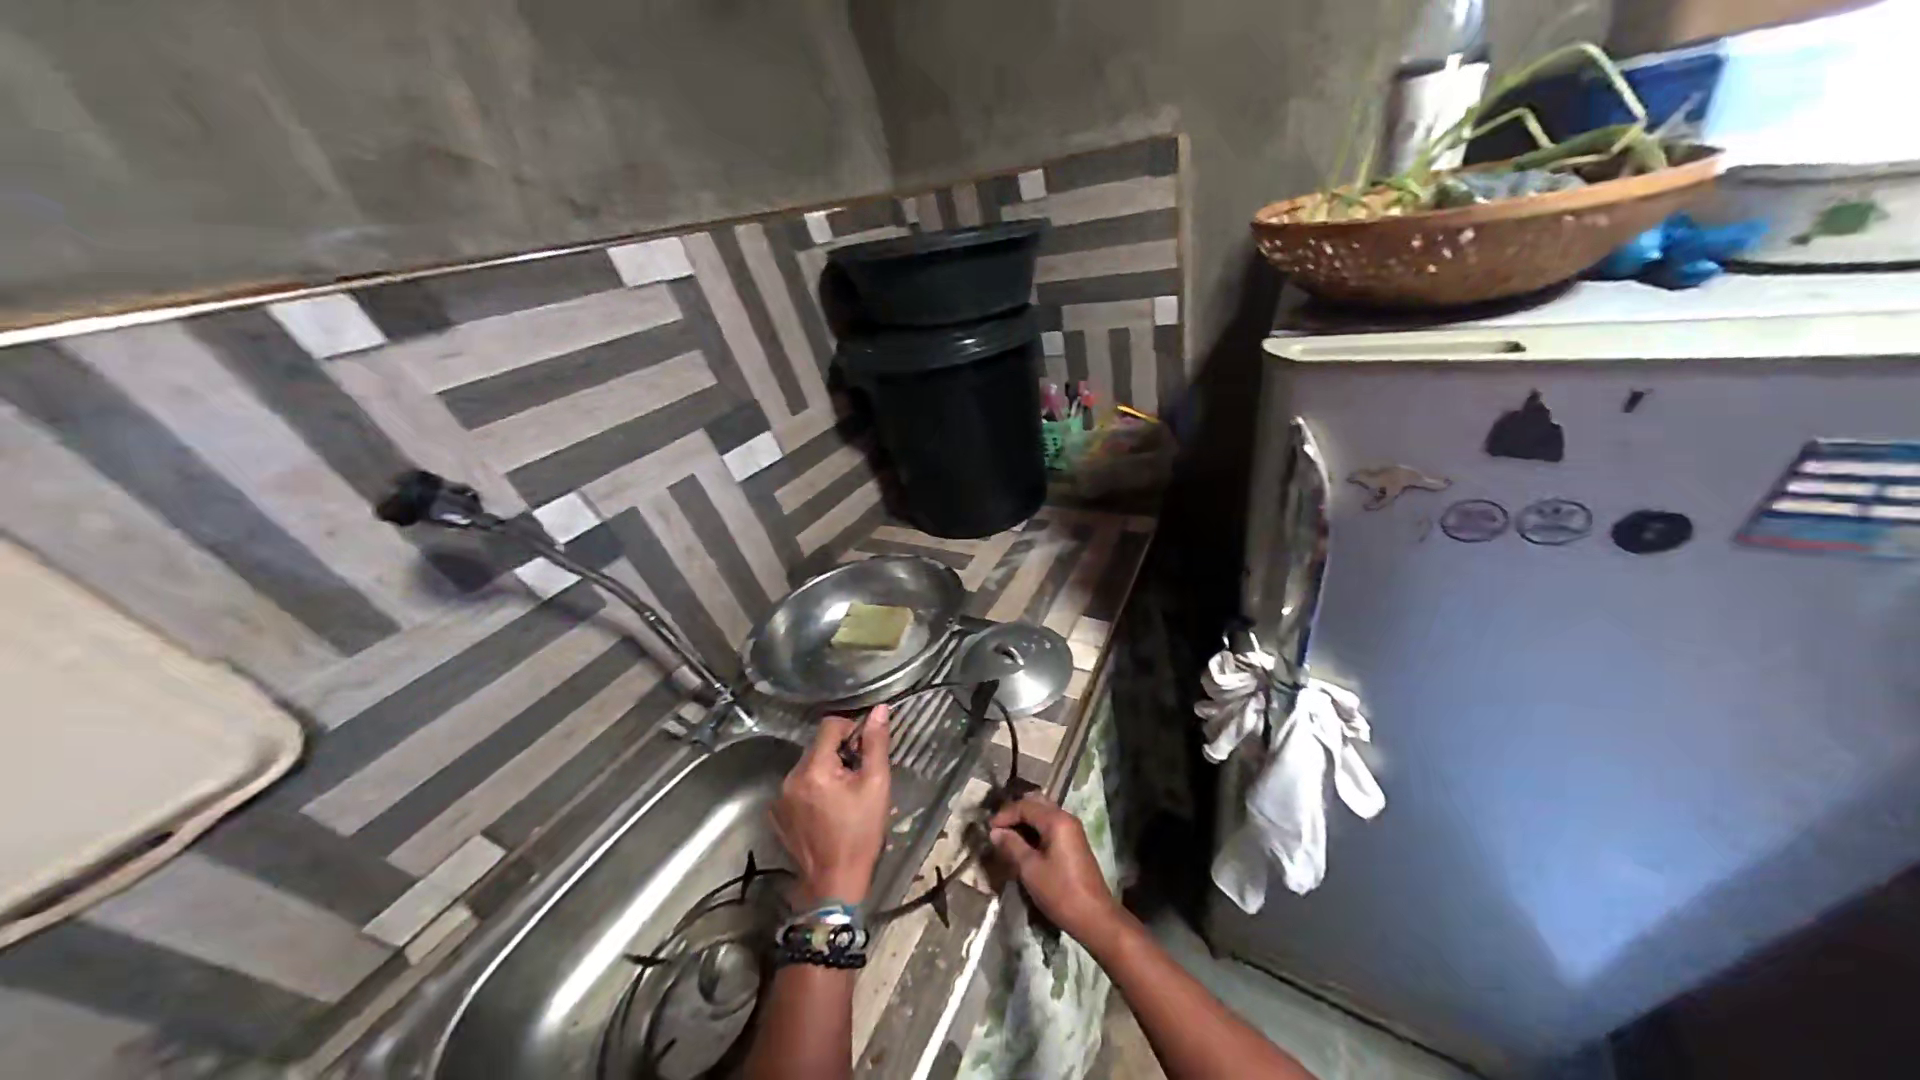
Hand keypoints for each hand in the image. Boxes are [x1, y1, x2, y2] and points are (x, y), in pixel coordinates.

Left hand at [772, 705, 890, 905]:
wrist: (835, 883)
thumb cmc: (860, 834)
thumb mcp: (876, 786)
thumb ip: (876, 744)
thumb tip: (879, 710)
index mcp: (814, 769)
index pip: (829, 726)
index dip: (851, 730)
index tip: (865, 750)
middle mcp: (790, 777)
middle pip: (818, 747)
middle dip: (839, 754)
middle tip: (858, 778)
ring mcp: (780, 796)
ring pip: (808, 766)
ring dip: (826, 771)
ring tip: (844, 796)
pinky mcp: (777, 813)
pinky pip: (797, 786)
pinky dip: (812, 789)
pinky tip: (827, 809)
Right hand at [989, 794, 1121, 941]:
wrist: (1095, 917)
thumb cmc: (1060, 892)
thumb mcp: (1030, 869)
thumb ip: (1011, 845)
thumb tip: (995, 832)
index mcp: (1056, 820)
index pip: (1025, 806)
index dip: (1004, 815)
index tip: (988, 829)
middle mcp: (1066, 818)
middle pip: (1036, 804)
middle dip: (1015, 814)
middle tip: (998, 829)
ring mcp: (1072, 830)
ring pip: (1043, 814)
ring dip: (1025, 822)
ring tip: (1007, 837)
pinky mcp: (1074, 842)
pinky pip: (1050, 826)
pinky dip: (1035, 830)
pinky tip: (1024, 845)